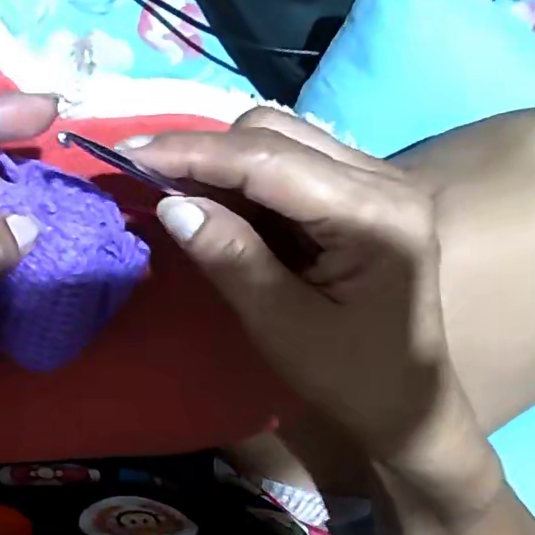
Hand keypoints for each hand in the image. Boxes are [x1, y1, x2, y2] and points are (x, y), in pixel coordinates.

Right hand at [125, 108, 491, 497]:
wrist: (405, 400)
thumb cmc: (348, 374)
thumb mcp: (280, 324)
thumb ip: (230, 258)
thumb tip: (170, 205)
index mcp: (373, 214)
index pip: (267, 160)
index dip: (193, 152)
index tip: (129, 153)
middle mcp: (381, 179)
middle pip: (273, 133)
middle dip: (201, 149)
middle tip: (143, 176)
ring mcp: (373, 179)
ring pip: (278, 138)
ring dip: (217, 158)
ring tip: (169, 188)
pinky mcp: (355, 192)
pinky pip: (285, 161)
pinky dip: (238, 174)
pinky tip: (210, 198)